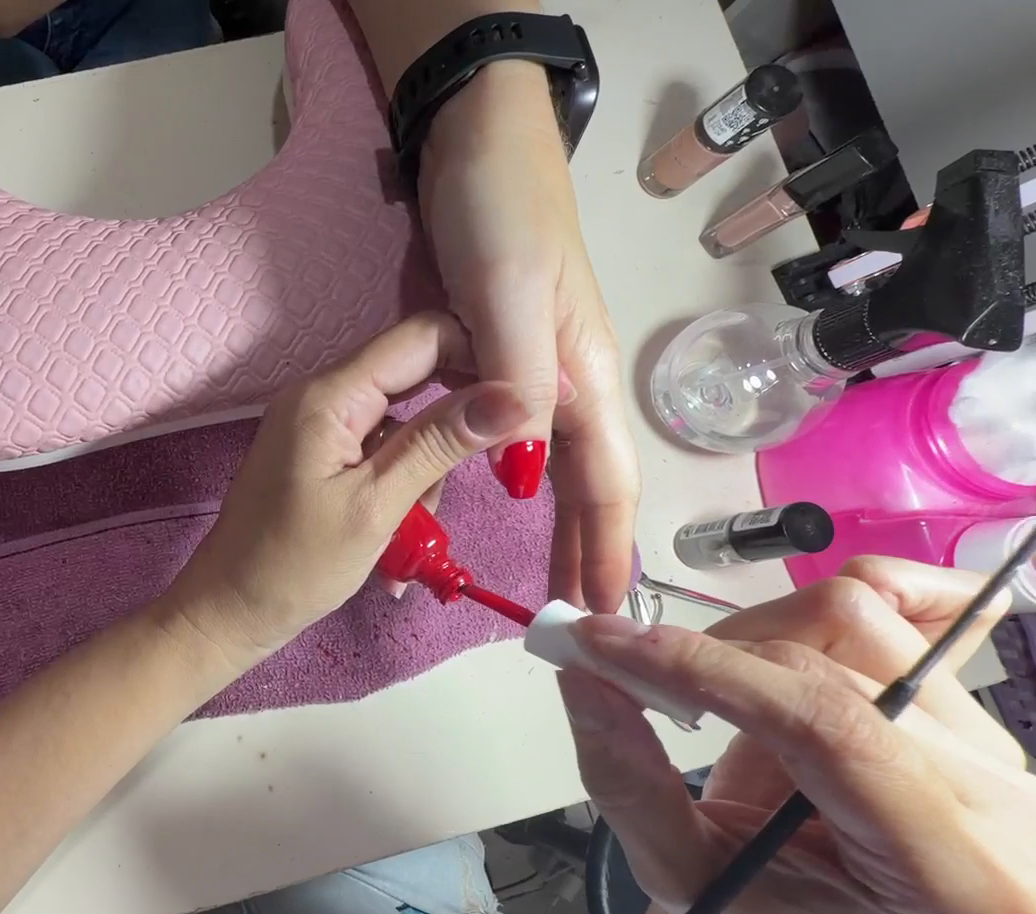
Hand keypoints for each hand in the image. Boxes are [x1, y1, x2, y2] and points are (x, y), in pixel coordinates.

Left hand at [159, 312, 525, 658]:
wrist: (228, 608)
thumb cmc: (294, 565)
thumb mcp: (376, 506)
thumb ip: (440, 443)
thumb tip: (514, 392)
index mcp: (328, 395)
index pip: (423, 337)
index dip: (485, 354)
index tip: (537, 397)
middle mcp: (320, 395)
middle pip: (416, 375)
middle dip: (456, 422)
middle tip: (490, 471)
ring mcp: (316, 425)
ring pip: (404, 419)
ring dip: (427, 465)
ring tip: (417, 524)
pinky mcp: (318, 454)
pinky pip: (379, 448)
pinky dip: (401, 482)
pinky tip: (401, 528)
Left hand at [420, 61, 639, 613]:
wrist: (472, 143)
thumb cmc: (494, 211)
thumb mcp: (503, 297)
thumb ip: (514, 379)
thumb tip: (526, 462)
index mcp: (566, 366)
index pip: (595, 469)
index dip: (599, 537)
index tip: (604, 601)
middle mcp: (549, 371)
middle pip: (571, 472)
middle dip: (578, 540)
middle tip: (579, 608)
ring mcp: (511, 363)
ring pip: (530, 455)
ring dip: (537, 514)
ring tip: (542, 569)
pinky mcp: (477, 351)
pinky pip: (487, 427)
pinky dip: (487, 468)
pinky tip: (476, 494)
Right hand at [559, 558, 1035, 913]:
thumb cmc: (759, 912)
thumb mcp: (674, 872)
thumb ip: (626, 781)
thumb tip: (580, 676)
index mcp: (951, 872)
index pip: (829, 730)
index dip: (702, 671)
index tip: (598, 644)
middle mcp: (1006, 803)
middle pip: (826, 667)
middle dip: (696, 657)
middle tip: (609, 666)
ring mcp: (998, 743)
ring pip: (852, 617)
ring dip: (742, 635)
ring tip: (701, 683)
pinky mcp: (971, 697)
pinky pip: (912, 597)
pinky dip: (835, 594)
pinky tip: (784, 634)